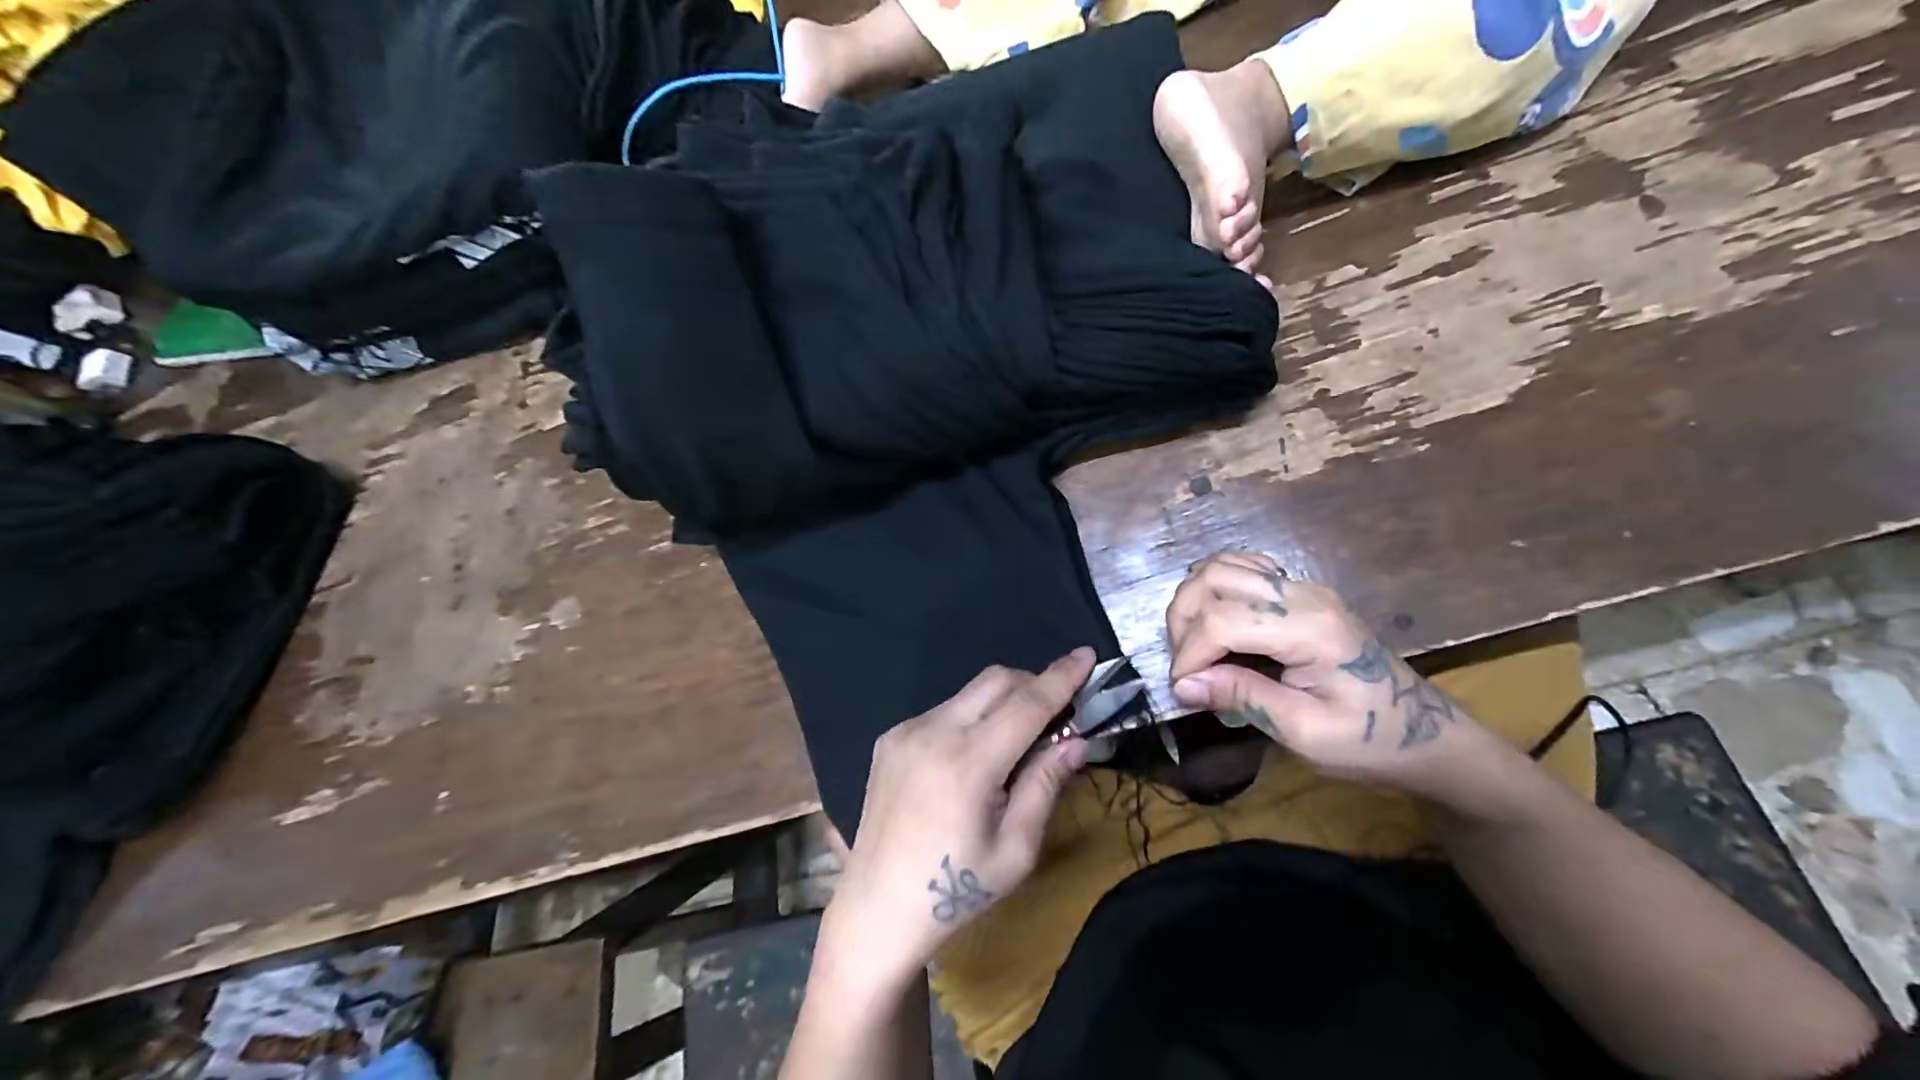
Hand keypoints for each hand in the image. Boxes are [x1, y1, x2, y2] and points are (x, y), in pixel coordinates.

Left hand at [821, 648, 1094, 996]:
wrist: (877, 906)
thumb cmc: (957, 889)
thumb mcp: (1016, 849)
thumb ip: (1045, 785)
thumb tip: (1076, 740)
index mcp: (967, 763)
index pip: (1026, 704)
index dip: (1061, 677)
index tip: (1088, 655)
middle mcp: (932, 732)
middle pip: (996, 681)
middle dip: (1034, 684)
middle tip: (1060, 713)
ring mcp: (906, 731)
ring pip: (969, 692)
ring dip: (1003, 701)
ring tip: (1017, 742)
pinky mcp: (891, 737)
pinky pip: (944, 710)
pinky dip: (972, 718)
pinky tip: (975, 758)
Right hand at [1166, 551, 1502, 799]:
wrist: (1424, 731)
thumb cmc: (1370, 740)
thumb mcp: (1305, 733)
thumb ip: (1242, 698)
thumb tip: (1182, 685)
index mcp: (1310, 630)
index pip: (1222, 621)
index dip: (1189, 654)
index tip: (1183, 690)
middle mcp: (1303, 595)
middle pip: (1213, 579)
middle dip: (1183, 622)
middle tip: (1187, 667)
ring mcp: (1301, 587)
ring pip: (1220, 566)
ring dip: (1192, 602)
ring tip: (1194, 645)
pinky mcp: (1297, 591)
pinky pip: (1240, 568)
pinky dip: (1212, 589)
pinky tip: (1215, 622)